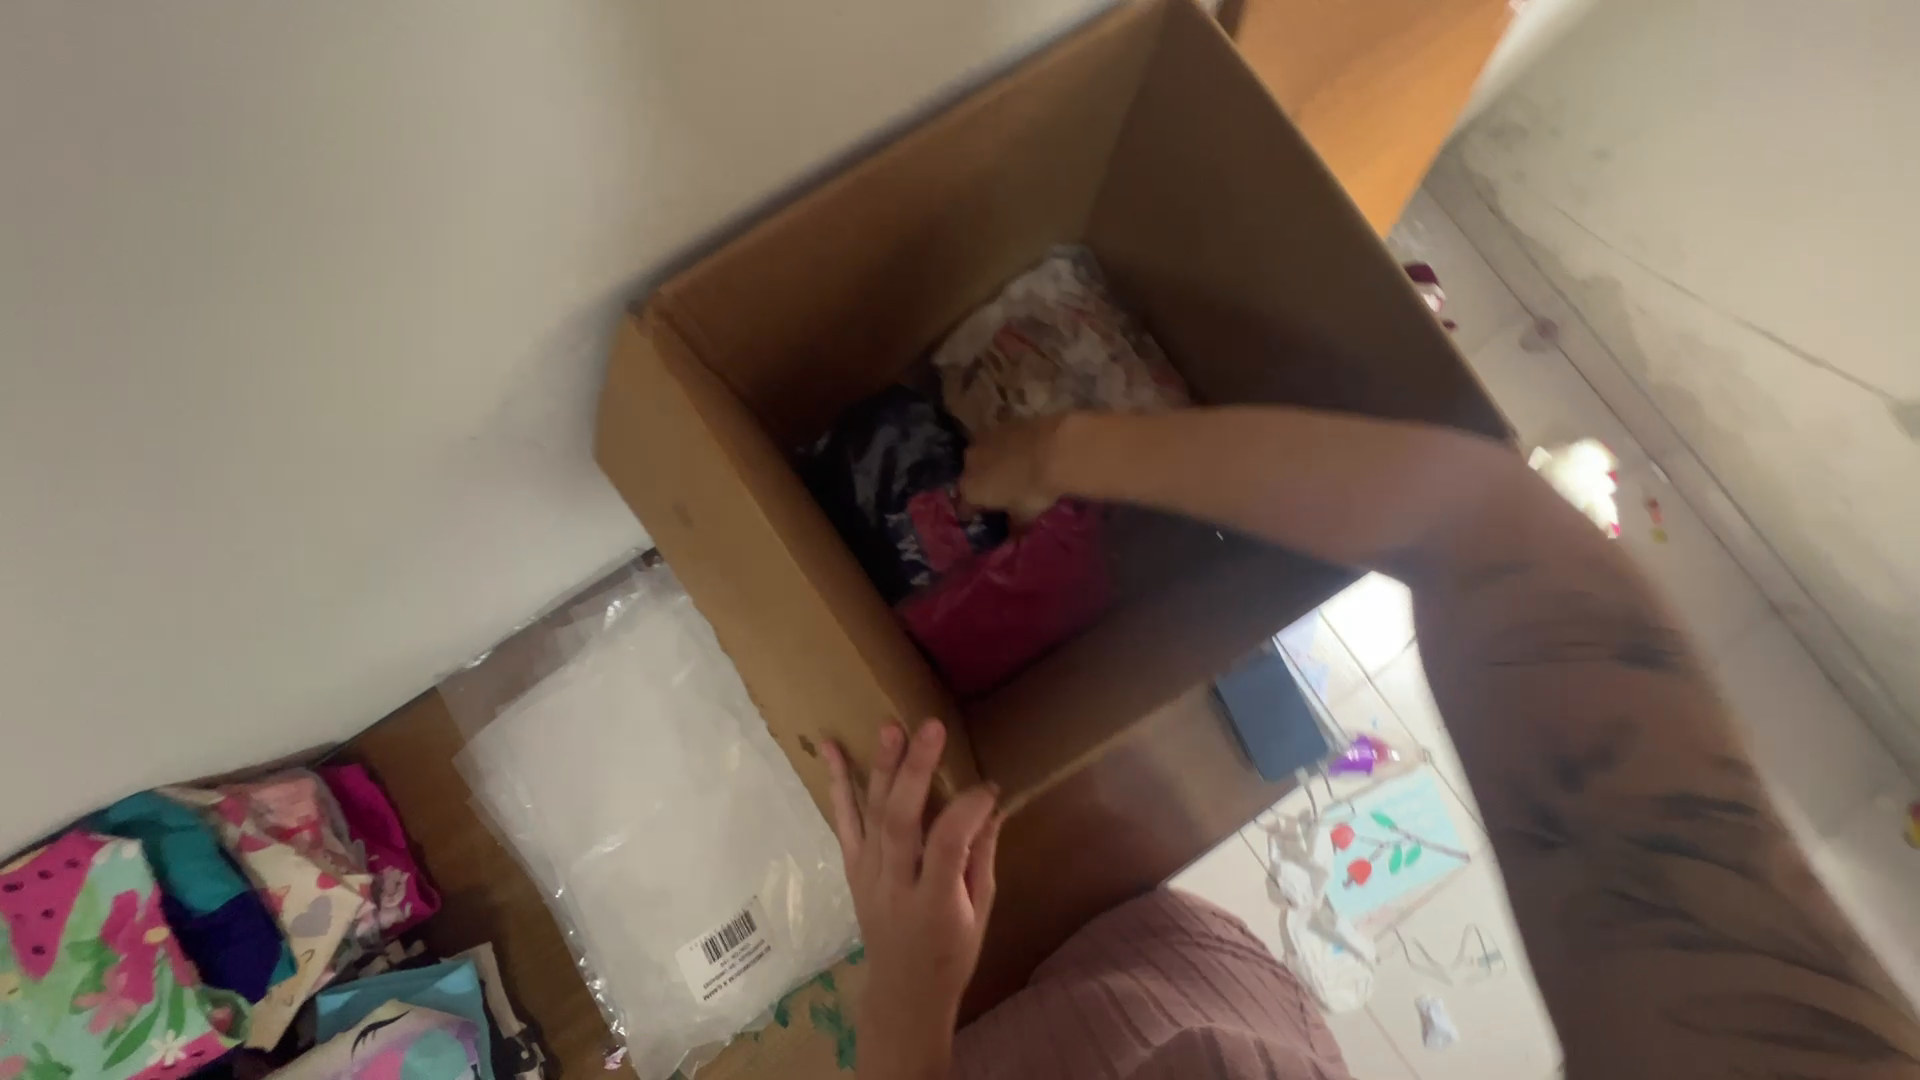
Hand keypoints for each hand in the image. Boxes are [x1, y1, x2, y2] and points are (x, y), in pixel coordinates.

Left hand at [821, 721, 1002, 1078]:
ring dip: (881, 768)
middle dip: (915, 771)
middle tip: (931, 728)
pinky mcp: (852, 868)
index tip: (989, 786)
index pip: (948, 844)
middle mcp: (894, 887)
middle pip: (900, 823)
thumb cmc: (952, 954)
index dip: (968, 808)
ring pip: (872, 816)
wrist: (902, 994)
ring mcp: (867, 876)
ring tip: (889, 727)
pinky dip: (837, 783)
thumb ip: (982, 855)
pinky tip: (832, 748)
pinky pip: (843, 822)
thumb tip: (992, 804)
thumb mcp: (981, 911)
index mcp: (935, 905)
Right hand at [958, 414, 1073, 522]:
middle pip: (970, 478)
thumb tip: (1014, 533)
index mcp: (970, 490)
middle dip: (981, 485)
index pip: (964, 507)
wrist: (1055, 449)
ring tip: (1011, 470)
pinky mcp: (1001, 423)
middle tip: (999, 493)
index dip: (973, 514)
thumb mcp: (1026, 514)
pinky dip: (1005, 448)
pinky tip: (1021, 453)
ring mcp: (983, 440)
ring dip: (991, 464)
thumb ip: (1015, 525)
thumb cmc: (1035, 489)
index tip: (984, 517)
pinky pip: (998, 441)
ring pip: (982, 457)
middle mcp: (969, 463)